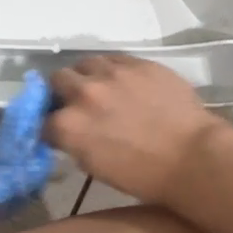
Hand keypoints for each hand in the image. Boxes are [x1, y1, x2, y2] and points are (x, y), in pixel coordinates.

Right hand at [43, 55, 231, 203]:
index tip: (57, 130)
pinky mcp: (139, 63)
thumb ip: (72, 141)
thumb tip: (67, 132)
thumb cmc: (138, 173)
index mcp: (67, 125)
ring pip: (84, 63)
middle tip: (74, 103)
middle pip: (57, 80)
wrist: (190, 156)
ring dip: (85, 75)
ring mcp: (112, 74)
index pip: (42, 119)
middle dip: (61, 92)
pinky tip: (121, 82)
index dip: (49, 124)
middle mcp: (83, 93)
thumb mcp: (91, 164)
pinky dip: (111, 69)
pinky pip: (114, 59)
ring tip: (97, 87)